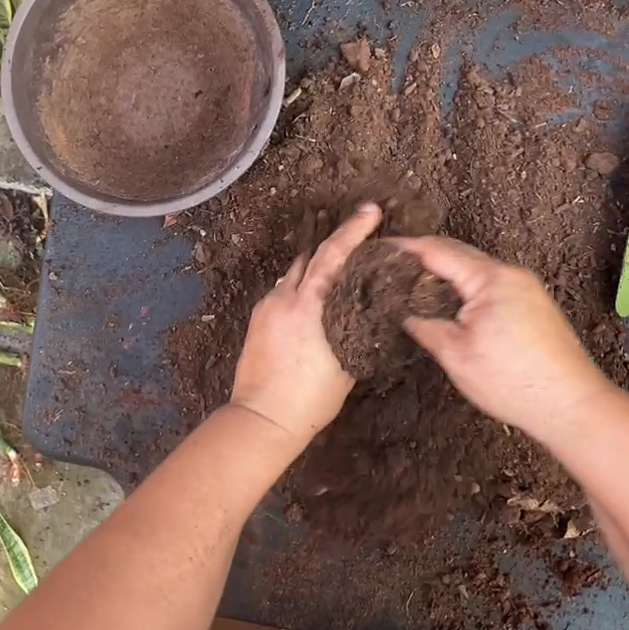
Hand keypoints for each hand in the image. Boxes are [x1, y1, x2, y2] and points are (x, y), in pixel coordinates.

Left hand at [228, 203, 382, 443]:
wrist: (262, 417)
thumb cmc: (310, 397)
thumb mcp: (346, 362)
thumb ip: (354, 327)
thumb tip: (369, 309)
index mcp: (309, 305)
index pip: (333, 255)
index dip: (353, 230)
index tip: (371, 212)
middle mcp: (284, 298)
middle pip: (312, 256)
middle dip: (336, 242)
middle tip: (359, 234)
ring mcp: (267, 307)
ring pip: (295, 274)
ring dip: (317, 267)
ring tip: (339, 269)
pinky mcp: (257, 318)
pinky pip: (282, 291)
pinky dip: (301, 286)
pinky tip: (313, 298)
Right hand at [393, 236, 615, 433]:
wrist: (572, 406)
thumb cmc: (514, 382)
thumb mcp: (455, 355)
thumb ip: (424, 325)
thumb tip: (401, 311)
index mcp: (490, 279)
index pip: (437, 251)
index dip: (405, 248)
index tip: (379, 248)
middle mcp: (510, 274)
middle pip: (458, 252)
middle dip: (423, 254)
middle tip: (390, 263)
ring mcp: (525, 287)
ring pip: (474, 268)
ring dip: (445, 270)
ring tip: (412, 280)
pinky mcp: (532, 302)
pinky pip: (490, 282)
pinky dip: (464, 283)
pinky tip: (448, 298)